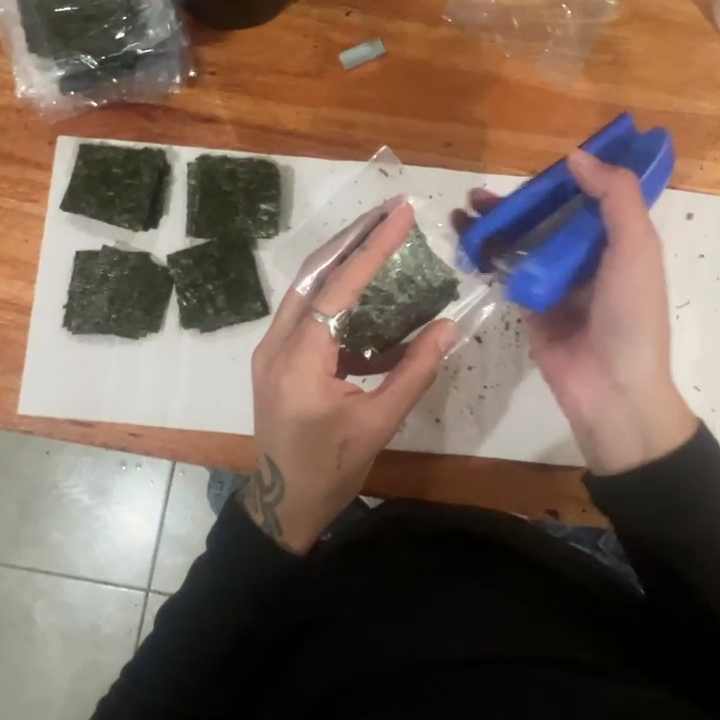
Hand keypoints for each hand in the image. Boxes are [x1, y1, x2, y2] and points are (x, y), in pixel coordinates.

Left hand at [246, 201, 456, 552]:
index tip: (400, 214)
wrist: (281, 506)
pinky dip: (340, 305)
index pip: (340, 289)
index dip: (373, 249)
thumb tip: (448, 327)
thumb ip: (414, 372)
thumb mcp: (379, 424)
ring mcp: (271, 352)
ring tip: (383, 244)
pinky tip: (374, 306)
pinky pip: (308, 318)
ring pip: (308, 292)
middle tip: (388, 212)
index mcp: (298, 361)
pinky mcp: (277, 362)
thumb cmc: (331, 471)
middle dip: (352, 241)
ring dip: (344, 267)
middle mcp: (276, 346)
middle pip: (314, 276)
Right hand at [465, 150, 696, 474]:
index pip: (592, 198)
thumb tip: (576, 157)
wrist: (611, 389)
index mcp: (621, 242)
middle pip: (550, 219)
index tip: (538, 162)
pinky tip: (465, 241)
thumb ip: (615, 198)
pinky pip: (509, 274)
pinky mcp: (532, 307)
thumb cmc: (631, 315)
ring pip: (524, 243)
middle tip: (481, 191)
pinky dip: (488, 256)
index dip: (567, 178)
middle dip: (519, 203)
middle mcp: (588, 258)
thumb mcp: (636, 248)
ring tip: (463, 210)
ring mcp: (557, 283)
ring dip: (496, 225)